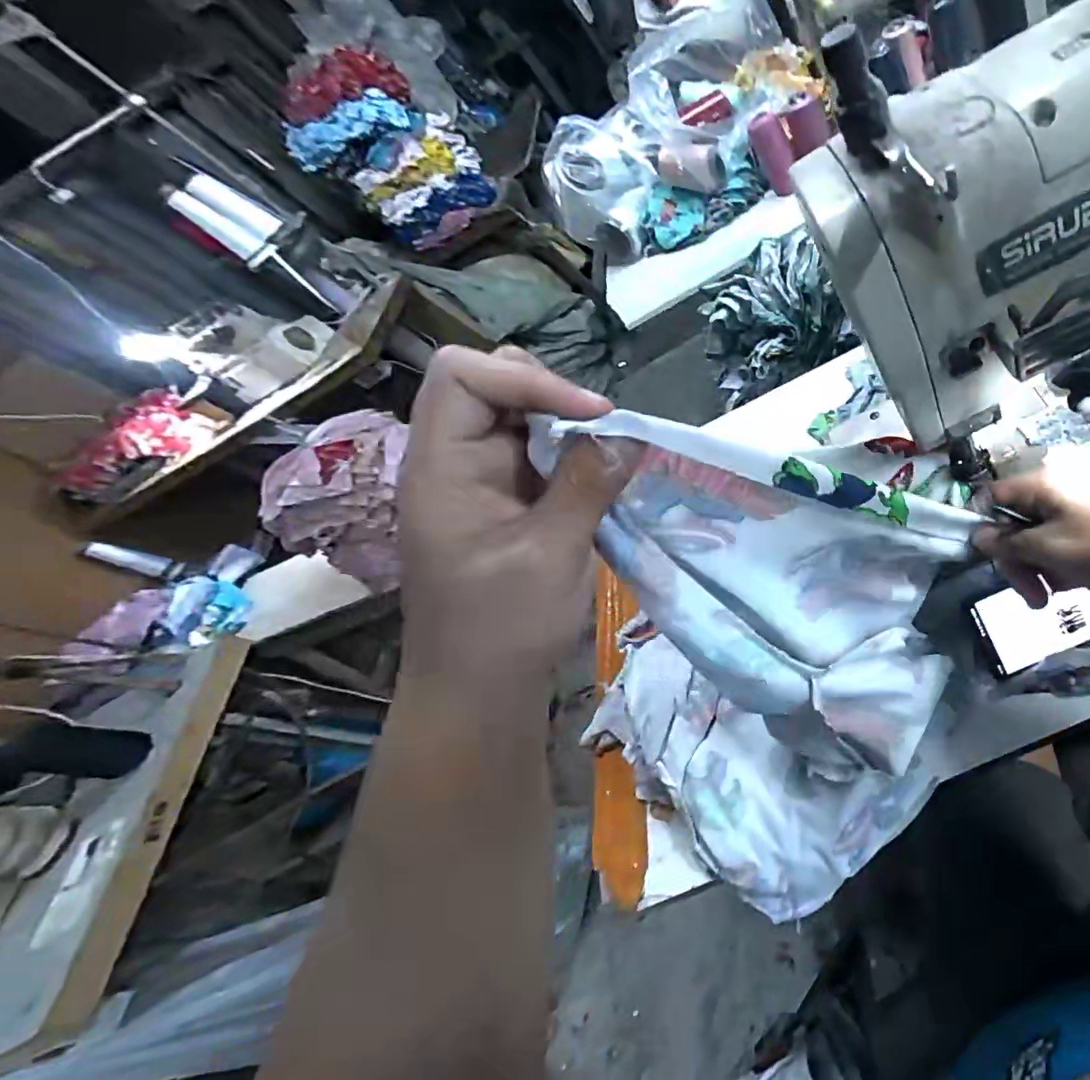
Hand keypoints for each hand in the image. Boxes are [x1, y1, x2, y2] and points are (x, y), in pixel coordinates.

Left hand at [398, 346, 642, 683]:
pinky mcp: (507, 501)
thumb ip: (587, 487)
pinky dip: (576, 454)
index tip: (599, 416)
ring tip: (612, 454)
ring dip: (570, 426)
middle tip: (605, 431)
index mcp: (444, 468)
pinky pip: (540, 454)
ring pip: (520, 417)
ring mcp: (481, 480)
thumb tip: (627, 435)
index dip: (533, 380)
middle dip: (552, 395)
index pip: (465, 377)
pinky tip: (603, 478)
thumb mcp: (552, 553)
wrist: (480, 686)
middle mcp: (456, 461)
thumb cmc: (504, 626)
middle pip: (490, 385)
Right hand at [971, 470, 1089, 607]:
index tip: (1000, 567)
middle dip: (1022, 562)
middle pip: (1019, 521)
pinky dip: (1072, 558)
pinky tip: (1089, 578)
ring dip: (1048, 565)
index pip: (992, 499)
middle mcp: (1059, 480)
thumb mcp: (1054, 552)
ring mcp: (1085, 494)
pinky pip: (1072, 533)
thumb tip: (977, 536)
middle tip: (1037, 601)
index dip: (988, 534)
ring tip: (1069, 589)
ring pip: (1046, 533)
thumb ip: (1011, 546)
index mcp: (1041, 482)